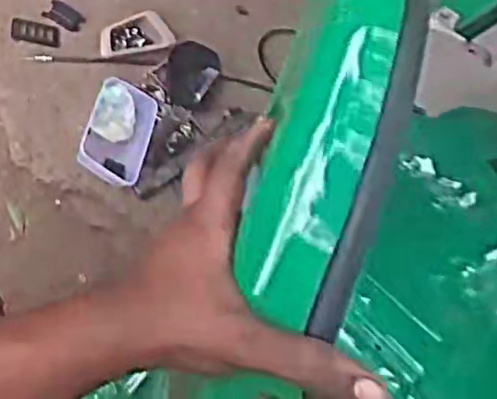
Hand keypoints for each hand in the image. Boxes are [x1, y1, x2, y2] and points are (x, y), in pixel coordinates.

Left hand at [109, 119, 385, 398]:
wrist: (121, 327)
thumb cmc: (177, 320)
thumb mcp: (246, 341)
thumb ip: (306, 359)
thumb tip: (375, 386)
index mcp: (206, 223)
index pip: (226, 170)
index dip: (247, 144)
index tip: (268, 122)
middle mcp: (190, 219)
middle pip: (205, 168)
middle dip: (229, 149)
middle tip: (260, 141)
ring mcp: (178, 235)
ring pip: (200, 191)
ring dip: (223, 178)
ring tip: (259, 184)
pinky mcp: (174, 253)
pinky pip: (200, 216)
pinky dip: (219, 209)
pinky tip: (241, 235)